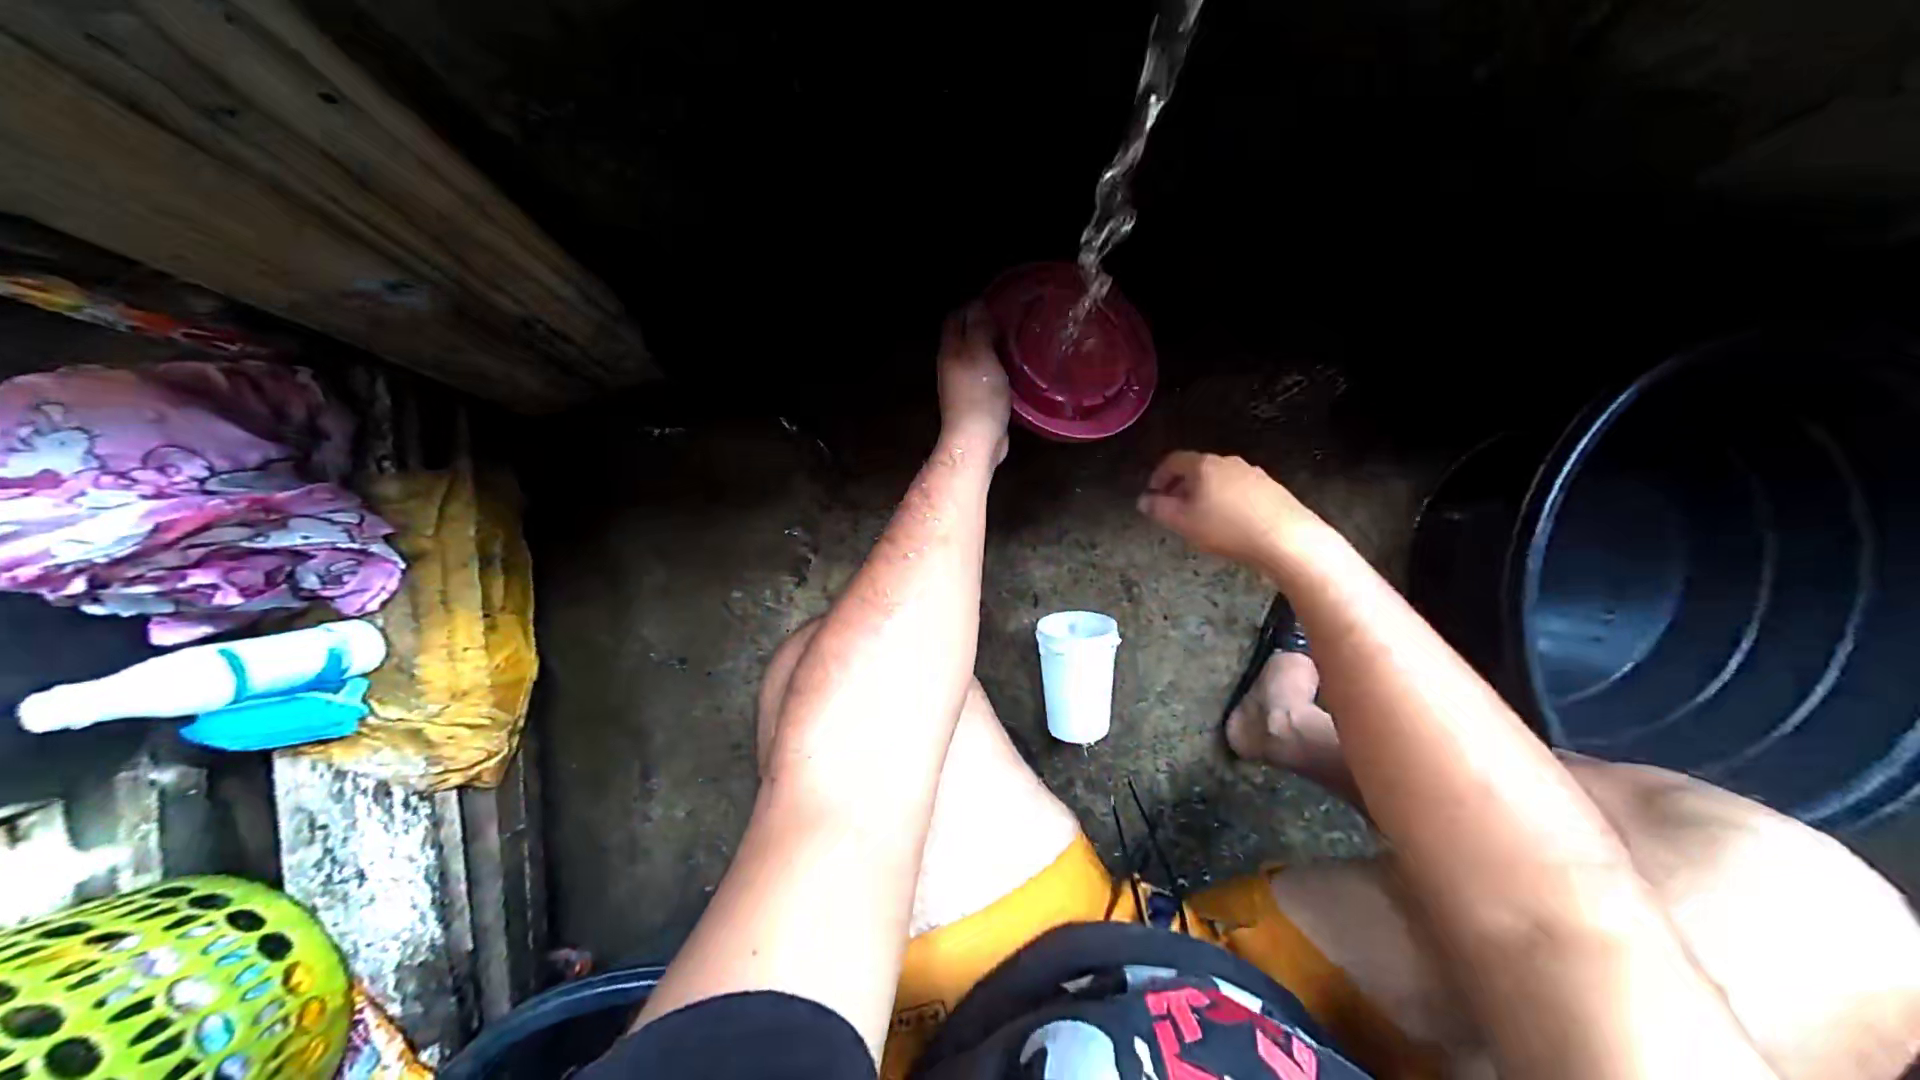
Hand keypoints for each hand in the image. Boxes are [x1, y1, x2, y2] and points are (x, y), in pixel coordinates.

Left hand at [937, 304, 1010, 463]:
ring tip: (1015, 337)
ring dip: (991, 344)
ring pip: (975, 354)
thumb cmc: (979, 395)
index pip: (956, 316)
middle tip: (1010, 317)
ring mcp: (961, 382)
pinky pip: (984, 372)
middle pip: (964, 334)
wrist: (976, 440)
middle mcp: (951, 363)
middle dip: (983, 323)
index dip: (974, 305)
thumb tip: (978, 304)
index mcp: (950, 349)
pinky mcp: (975, 398)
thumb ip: (978, 328)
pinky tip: (1013, 365)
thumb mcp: (981, 354)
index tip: (999, 300)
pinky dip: (996, 364)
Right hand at [1137, 451, 1317, 563]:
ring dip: (1205, 494)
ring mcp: (1253, 473)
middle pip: (1197, 468)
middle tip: (1174, 508)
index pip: (1173, 461)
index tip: (1153, 493)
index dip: (1159, 476)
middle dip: (1182, 486)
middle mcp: (1228, 462)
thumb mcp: (1182, 522)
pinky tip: (1230, 523)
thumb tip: (1144, 499)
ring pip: (1220, 479)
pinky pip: (1239, 489)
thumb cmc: (1226, 528)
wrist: (1286, 538)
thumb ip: (1158, 509)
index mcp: (1203, 465)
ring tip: (1201, 518)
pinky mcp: (1271, 488)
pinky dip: (1227, 500)